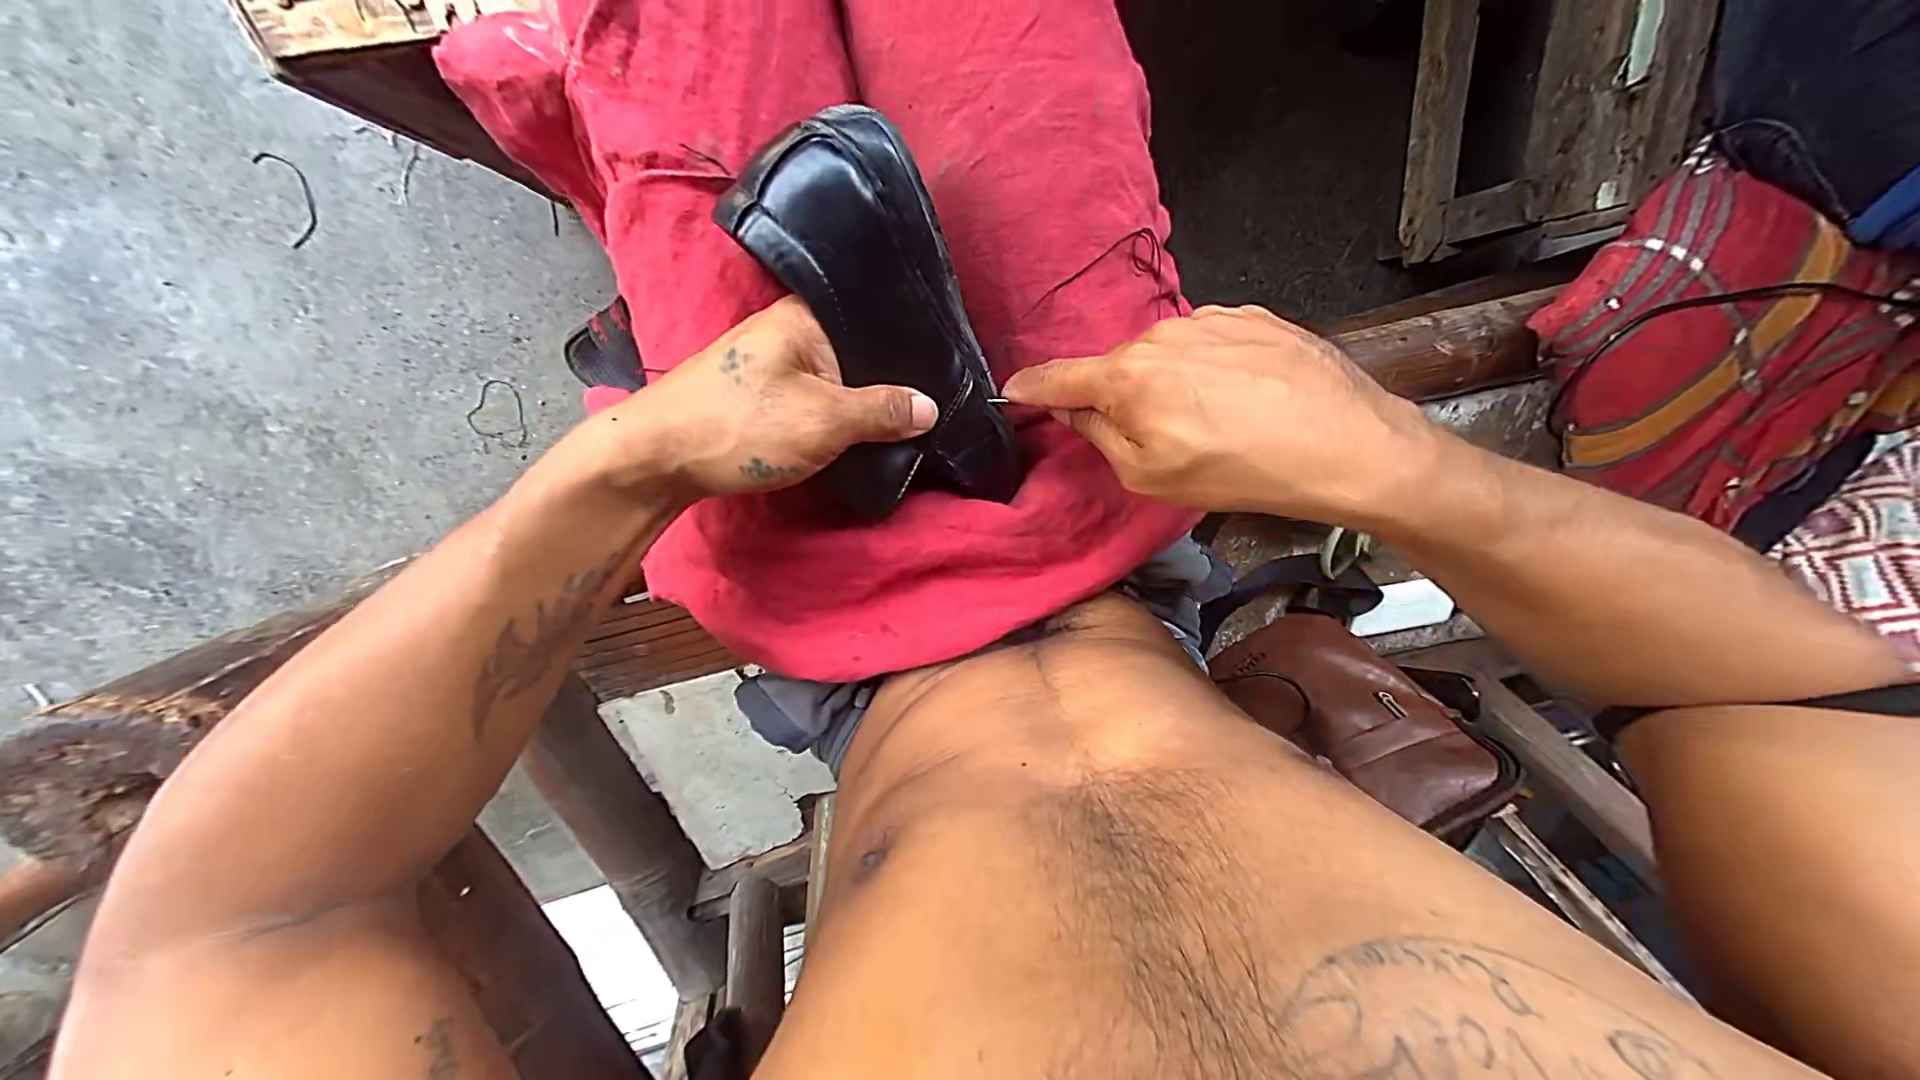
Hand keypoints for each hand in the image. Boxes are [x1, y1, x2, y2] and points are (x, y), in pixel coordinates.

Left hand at [568, 296, 937, 498]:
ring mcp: (777, 360)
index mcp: (808, 316)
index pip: (878, 322)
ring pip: (840, 379)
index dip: (913, 349)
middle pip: (860, 353)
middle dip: (892, 382)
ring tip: (907, 421)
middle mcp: (792, 328)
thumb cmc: (741, 427)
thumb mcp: (825, 420)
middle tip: (934, 408)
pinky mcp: (766, 392)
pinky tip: (862, 432)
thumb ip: (882, 411)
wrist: (657, 458)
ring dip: (866, 404)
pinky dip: (841, 415)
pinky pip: (820, 397)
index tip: (948, 377)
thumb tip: (931, 407)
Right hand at [1002, 304, 1442, 524]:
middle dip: (1118, 397)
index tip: (1011, 391)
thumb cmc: (1238, 471)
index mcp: (1128, 375)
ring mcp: (1211, 318)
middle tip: (1154, 437)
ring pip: (1164, 353)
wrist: (1347, 447)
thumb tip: (1073, 408)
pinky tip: (1241, 398)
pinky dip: (1207, 369)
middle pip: (1117, 367)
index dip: (1030, 387)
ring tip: (1211, 420)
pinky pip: (1206, 343)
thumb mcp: (1148, 475)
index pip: (1058, 377)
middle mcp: (1162, 334)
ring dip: (1168, 382)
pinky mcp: (1253, 316)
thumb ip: (1098, 435)